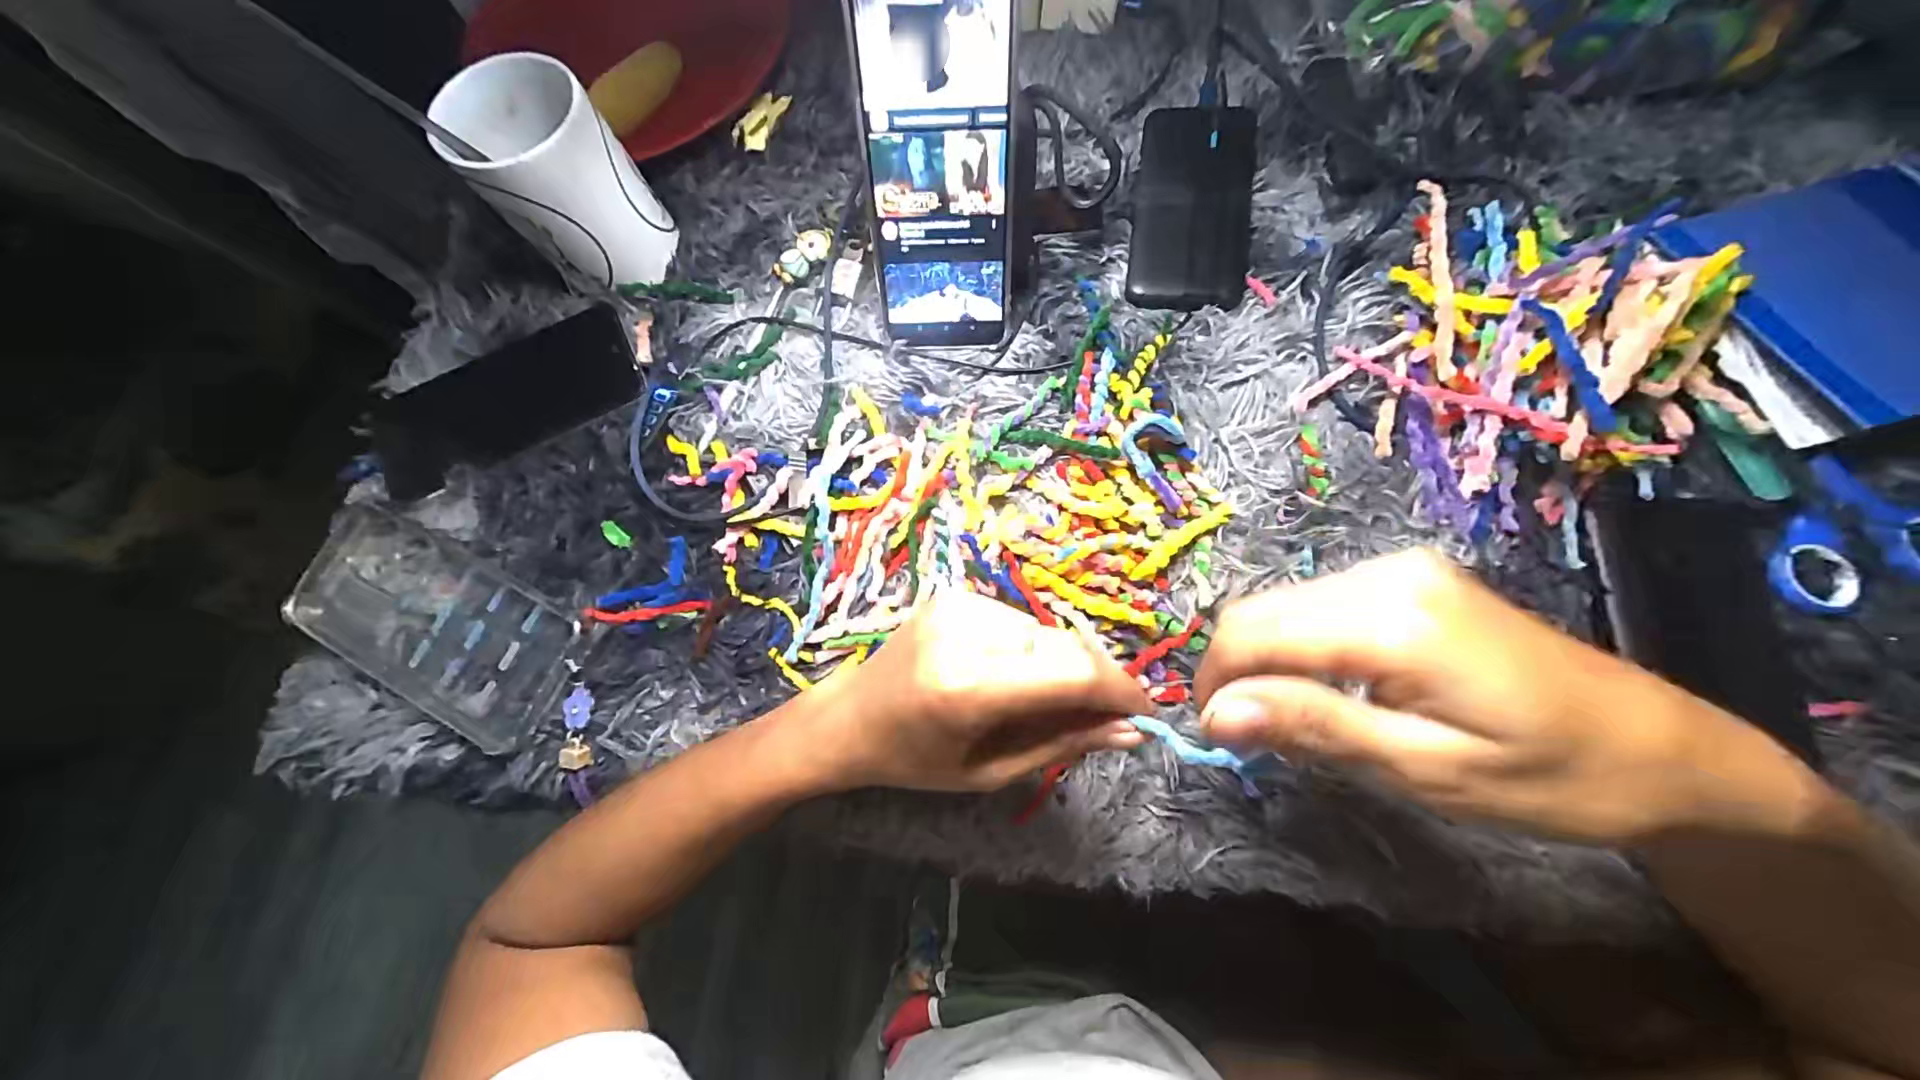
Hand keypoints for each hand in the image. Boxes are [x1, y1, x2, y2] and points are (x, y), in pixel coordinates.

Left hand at [803, 590, 1151, 792]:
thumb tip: (1130, 730)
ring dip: (1063, 666)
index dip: (1118, 691)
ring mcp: (959, 604)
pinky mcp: (956, 594)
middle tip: (1102, 716)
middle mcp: (965, 631)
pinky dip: (1034, 651)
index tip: (1145, 714)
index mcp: (967, 685)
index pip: (1071, 673)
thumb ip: (1062, 744)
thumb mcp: (990, 769)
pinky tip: (1010, 676)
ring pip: (1047, 632)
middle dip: (1096, 681)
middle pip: (1066, 646)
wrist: (848, 717)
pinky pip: (1021, 623)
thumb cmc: (915, 760)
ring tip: (1038, 701)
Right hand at [1194, 549, 1818, 845]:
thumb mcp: (1428, 769)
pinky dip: (1298, 646)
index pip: (1253, 632)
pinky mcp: (1407, 575)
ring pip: (1281, 605)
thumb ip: (1315, 727)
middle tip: (1252, 737)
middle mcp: (1386, 573)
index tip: (1216, 736)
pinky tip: (1328, 685)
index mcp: (1393, 619)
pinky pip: (1316, 604)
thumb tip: (1216, 714)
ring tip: (1294, 718)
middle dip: (1235, 672)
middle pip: (1259, 611)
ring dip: (1266, 660)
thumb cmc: (1554, 778)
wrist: (1669, 750)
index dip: (1215, 682)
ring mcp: (1399, 567)